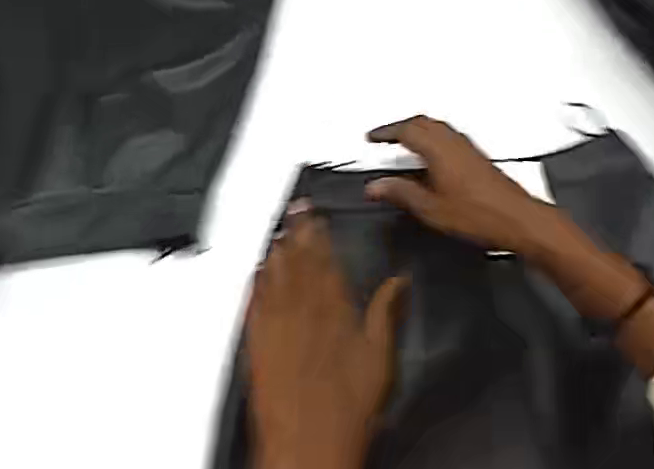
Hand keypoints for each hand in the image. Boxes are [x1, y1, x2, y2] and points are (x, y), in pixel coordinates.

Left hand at [246, 204, 408, 468]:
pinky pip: (254, 303)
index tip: (315, 213)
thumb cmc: (347, 406)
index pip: (324, 257)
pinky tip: (257, 272)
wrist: (307, 447)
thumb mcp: (379, 357)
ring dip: (277, 250)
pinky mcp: (257, 344)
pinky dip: (256, 283)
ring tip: (278, 230)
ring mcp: (276, 324)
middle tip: (295, 209)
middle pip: (298, 259)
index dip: (318, 232)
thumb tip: (399, 280)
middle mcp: (302, 307)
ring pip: (275, 274)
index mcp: (332, 306)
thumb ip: (386, 312)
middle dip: (297, 231)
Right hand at [364, 116, 555, 255]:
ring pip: (435, 126)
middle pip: (421, 122)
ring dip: (416, 128)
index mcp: (438, 149)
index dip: (385, 132)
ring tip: (403, 140)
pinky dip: (431, 134)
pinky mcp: (475, 154)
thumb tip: (375, 187)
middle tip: (384, 136)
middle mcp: (452, 141)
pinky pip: (447, 133)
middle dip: (399, 126)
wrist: (518, 219)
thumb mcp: (431, 209)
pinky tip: (431, 152)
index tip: (372, 136)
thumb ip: (401, 194)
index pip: (405, 130)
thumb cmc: (478, 214)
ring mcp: (466, 146)